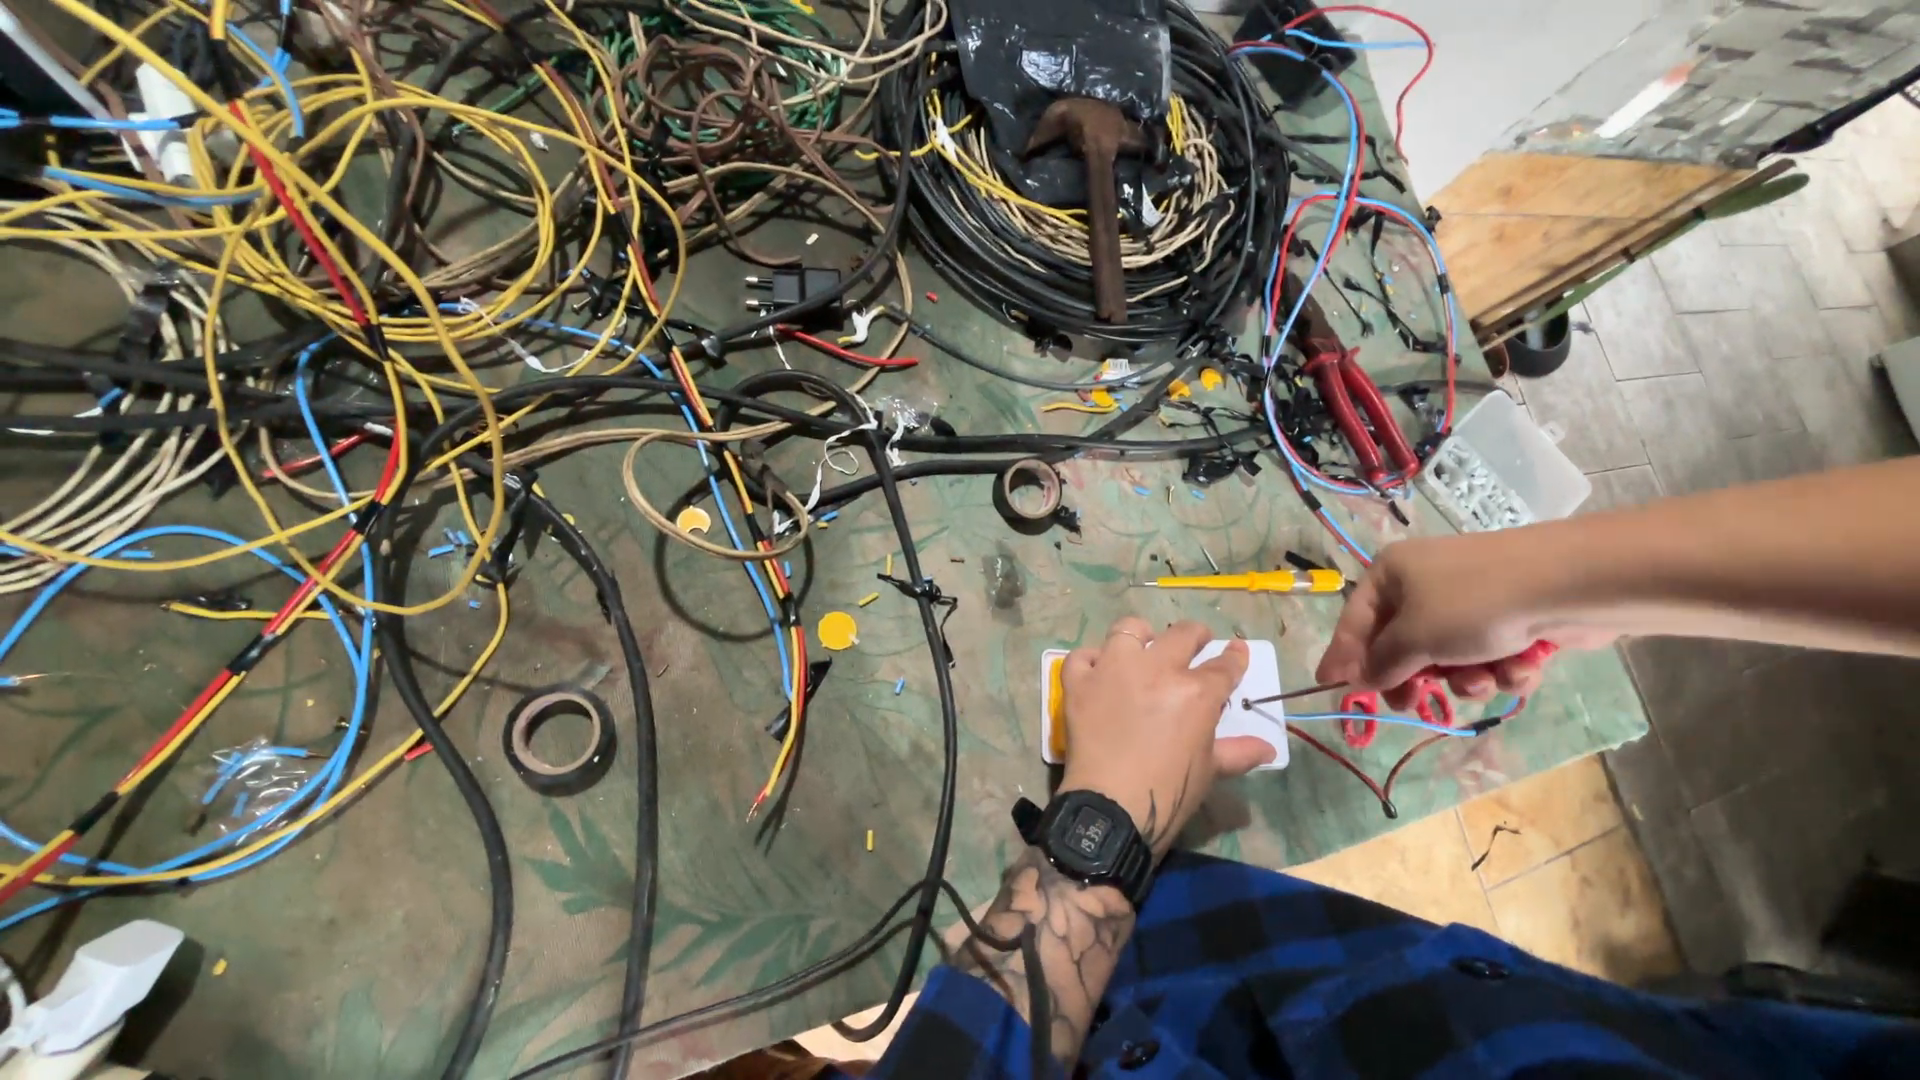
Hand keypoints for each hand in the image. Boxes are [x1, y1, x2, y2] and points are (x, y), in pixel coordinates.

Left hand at [1058, 618, 1271, 858]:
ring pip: (1128, 630)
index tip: (1237, 650)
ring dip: (1140, 634)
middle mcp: (1156, 669)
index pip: (1223, 666)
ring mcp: (1113, 670)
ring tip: (1144, 644)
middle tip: (1197, 641)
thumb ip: (1238, 752)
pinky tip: (1098, 669)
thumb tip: (1268, 748)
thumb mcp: (1210, 770)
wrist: (1113, 805)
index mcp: (1195, 691)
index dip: (1234, 657)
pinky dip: (1090, 659)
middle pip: (1181, 635)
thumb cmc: (1169, 790)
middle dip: (1195, 635)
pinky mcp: (1079, 682)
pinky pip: (1081, 656)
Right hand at [1314, 534, 1610, 708]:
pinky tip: (1519, 667)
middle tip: (1412, 704)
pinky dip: (1500, 669)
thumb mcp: (1413, 638)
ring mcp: (1469, 600)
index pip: (1354, 622)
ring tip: (1483, 678)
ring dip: (1464, 678)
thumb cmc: (1471, 605)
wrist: (1571, 584)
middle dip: (1413, 677)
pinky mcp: (1511, 618)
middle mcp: (1424, 583)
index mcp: (1391, 574)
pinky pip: (1489, 655)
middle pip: (1401, 645)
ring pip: (1449, 657)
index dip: (1343, 658)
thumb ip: (1380, 664)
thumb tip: (1357, 680)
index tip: (1332, 691)